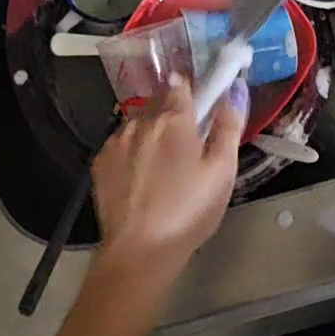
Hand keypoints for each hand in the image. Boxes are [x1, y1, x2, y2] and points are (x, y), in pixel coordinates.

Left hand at [90, 77, 246, 272]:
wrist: (139, 250)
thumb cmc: (189, 211)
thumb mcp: (222, 171)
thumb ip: (229, 127)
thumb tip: (234, 91)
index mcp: (174, 119)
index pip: (180, 85)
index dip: (191, 91)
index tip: (199, 106)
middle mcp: (141, 121)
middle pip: (158, 103)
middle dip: (172, 115)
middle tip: (186, 145)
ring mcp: (116, 141)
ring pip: (138, 124)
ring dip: (150, 133)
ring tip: (162, 167)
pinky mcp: (100, 162)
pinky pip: (121, 145)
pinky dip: (132, 153)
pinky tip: (141, 178)